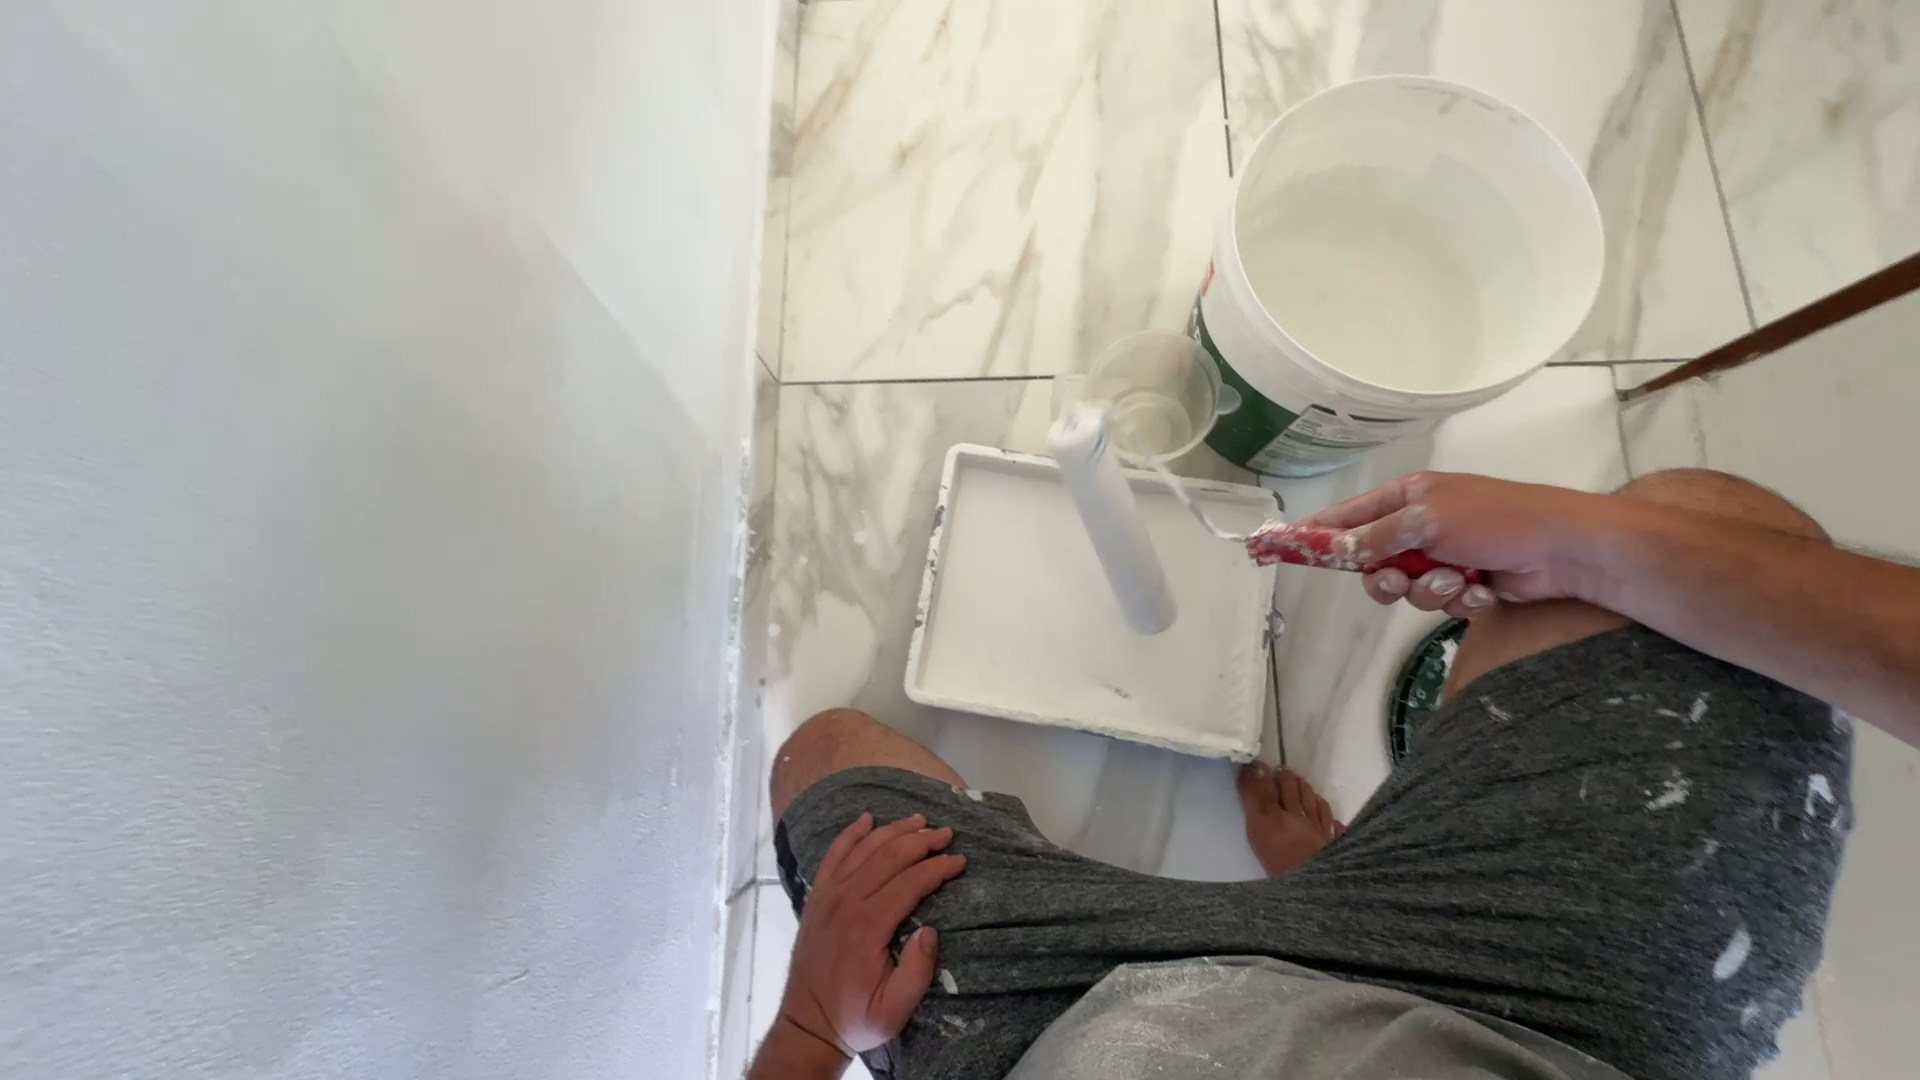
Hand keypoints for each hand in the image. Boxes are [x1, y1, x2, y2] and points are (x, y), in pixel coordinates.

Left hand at [779, 813, 967, 1057]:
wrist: (806, 1023)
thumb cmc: (854, 1017)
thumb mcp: (893, 1012)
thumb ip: (916, 974)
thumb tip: (931, 930)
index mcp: (867, 927)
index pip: (910, 882)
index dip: (938, 868)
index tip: (960, 860)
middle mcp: (846, 901)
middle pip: (890, 856)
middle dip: (923, 841)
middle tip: (947, 834)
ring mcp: (829, 894)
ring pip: (865, 848)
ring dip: (895, 830)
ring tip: (920, 821)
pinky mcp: (817, 895)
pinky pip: (835, 853)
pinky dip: (852, 832)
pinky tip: (868, 818)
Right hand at [1301, 471, 1610, 616]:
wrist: (1570, 549)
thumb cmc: (1497, 519)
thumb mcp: (1426, 521)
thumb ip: (1375, 536)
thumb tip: (1335, 548)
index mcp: (1407, 497)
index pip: (1346, 515)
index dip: (1316, 532)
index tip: (1283, 547)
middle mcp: (1419, 524)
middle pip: (1369, 560)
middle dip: (1382, 576)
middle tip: (1394, 580)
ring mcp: (1441, 554)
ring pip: (1401, 586)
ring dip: (1425, 590)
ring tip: (1455, 582)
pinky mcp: (1463, 582)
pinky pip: (1435, 601)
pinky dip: (1455, 600)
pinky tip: (1479, 590)